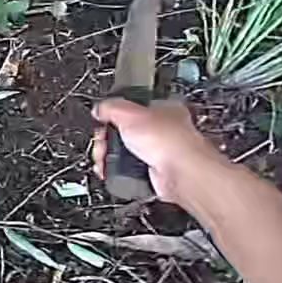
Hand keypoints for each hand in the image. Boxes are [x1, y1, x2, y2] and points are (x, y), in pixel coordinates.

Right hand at [91, 98, 228, 204]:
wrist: (182, 175)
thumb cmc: (169, 141)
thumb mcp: (129, 113)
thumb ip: (110, 107)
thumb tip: (99, 109)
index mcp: (162, 108)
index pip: (131, 107)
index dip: (113, 114)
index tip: (102, 120)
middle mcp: (162, 131)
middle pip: (123, 132)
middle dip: (107, 139)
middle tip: (103, 142)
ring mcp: (158, 153)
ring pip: (123, 152)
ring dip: (109, 156)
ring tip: (105, 158)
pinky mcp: (153, 173)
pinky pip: (127, 170)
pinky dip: (117, 172)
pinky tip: (112, 170)